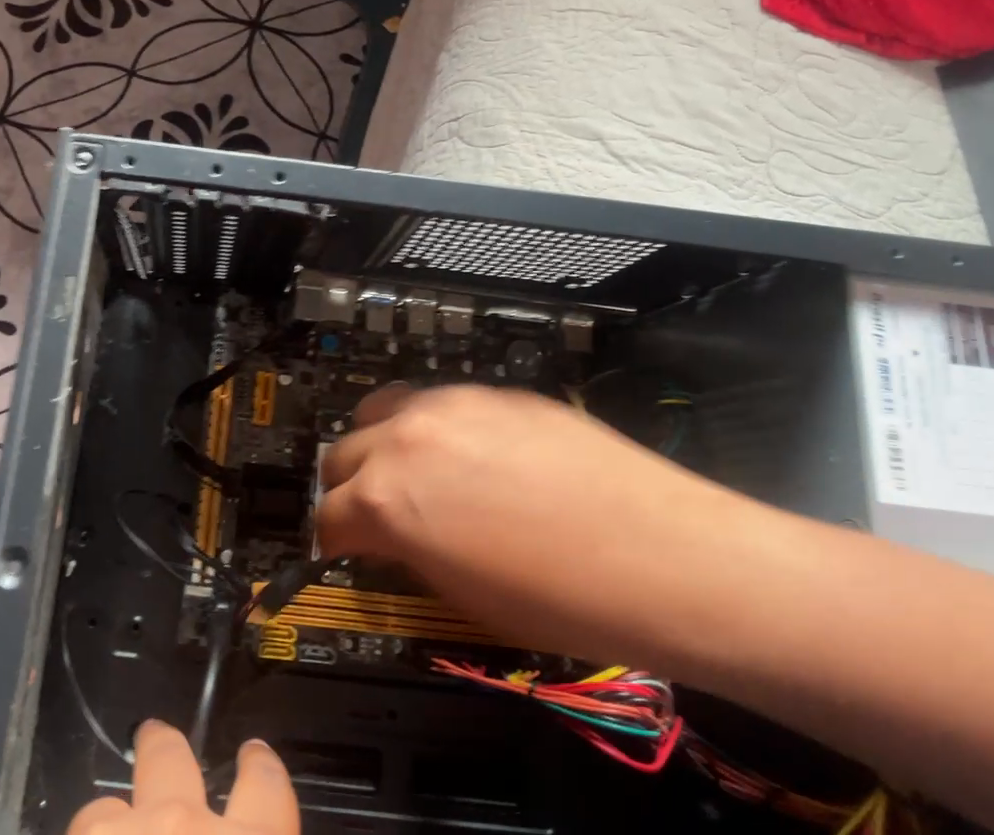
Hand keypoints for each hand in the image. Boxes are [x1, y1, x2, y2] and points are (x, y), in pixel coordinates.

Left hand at [67, 721, 297, 834]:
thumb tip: (248, 826)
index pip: (268, 788)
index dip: (260, 768)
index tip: (254, 754)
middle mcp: (184, 826)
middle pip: (171, 762)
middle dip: (162, 745)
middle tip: (155, 734)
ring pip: (104, 809)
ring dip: (110, 820)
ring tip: (108, 824)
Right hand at [314, 384, 776, 661]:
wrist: (666, 559)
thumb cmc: (565, 600)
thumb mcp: (459, 595)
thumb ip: (407, 553)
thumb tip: (392, 540)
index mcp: (387, 501)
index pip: (326, 518)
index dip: (331, 543)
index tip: (342, 551)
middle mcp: (408, 440)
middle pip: (342, 456)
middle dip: (348, 490)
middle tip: (372, 516)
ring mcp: (453, 406)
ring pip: (380, 409)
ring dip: (379, 443)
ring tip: (407, 471)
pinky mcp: (499, 393)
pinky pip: (438, 402)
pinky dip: (430, 426)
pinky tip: (466, 455)